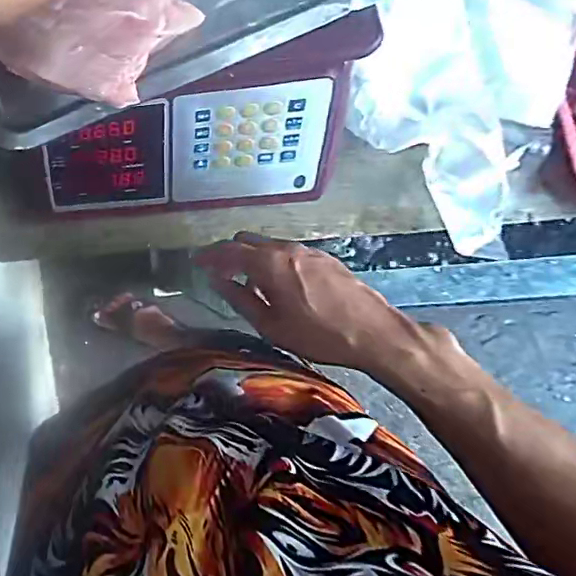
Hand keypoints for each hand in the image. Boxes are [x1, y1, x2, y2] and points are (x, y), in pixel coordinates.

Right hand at [192, 232, 464, 380]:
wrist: (378, 335)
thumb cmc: (320, 335)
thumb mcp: (270, 325)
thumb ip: (239, 299)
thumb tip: (218, 282)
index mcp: (268, 263)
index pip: (227, 250)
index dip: (208, 256)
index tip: (197, 263)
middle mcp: (286, 249)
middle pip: (245, 240)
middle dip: (228, 252)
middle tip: (218, 271)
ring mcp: (308, 251)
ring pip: (267, 244)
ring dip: (251, 256)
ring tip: (246, 278)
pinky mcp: (325, 259)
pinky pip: (287, 251)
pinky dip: (272, 259)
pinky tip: (277, 281)